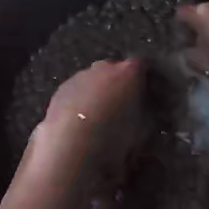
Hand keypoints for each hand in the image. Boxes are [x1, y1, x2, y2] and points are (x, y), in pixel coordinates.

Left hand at [31, 59, 146, 189]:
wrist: (71, 143)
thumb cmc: (116, 136)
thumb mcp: (146, 130)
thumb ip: (147, 114)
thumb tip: (145, 111)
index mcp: (128, 72)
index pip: (141, 66)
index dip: (144, 79)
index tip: (146, 94)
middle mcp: (103, 67)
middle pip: (115, 69)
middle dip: (119, 84)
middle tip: (122, 106)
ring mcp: (80, 75)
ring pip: (93, 80)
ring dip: (98, 92)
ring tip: (99, 117)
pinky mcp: (61, 88)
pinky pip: (76, 91)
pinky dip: (80, 100)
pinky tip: (80, 120)